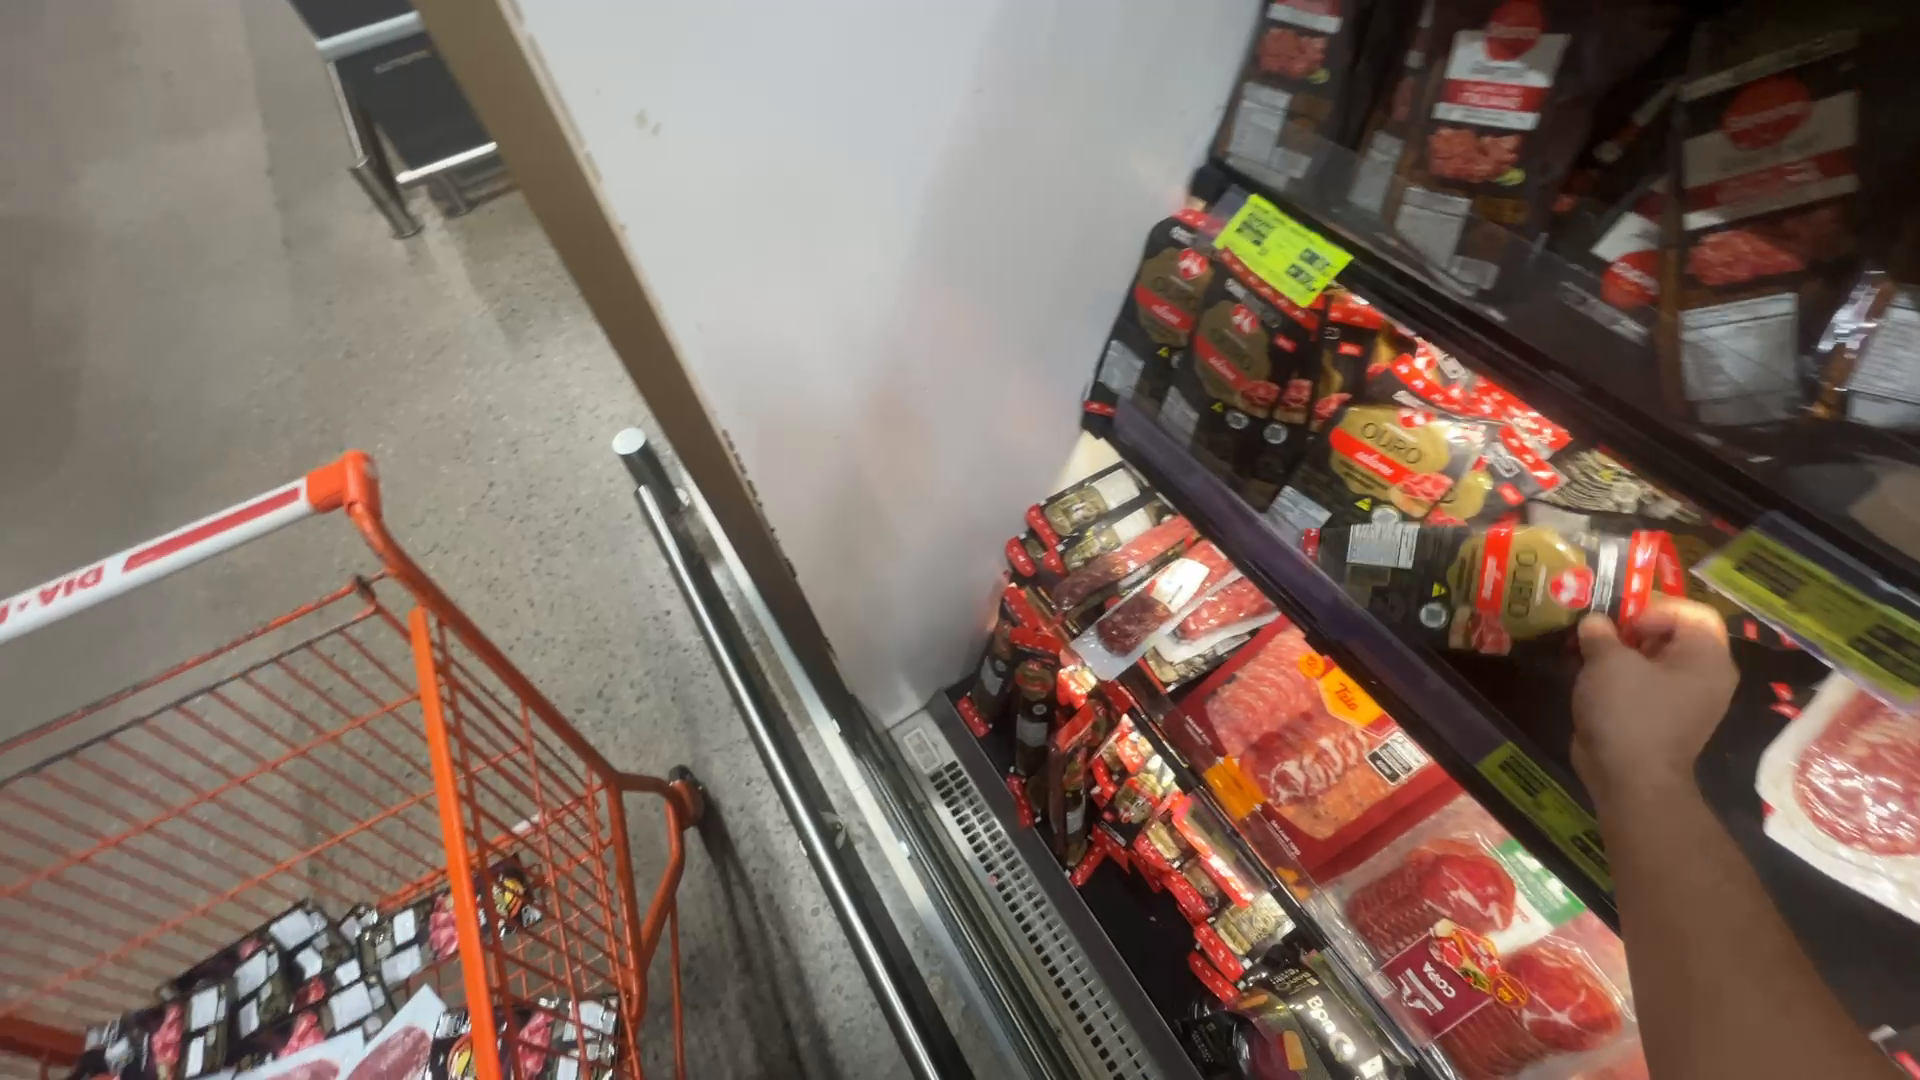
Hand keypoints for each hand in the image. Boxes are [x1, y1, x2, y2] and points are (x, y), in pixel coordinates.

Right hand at [1570, 596, 1737, 807]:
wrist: (1630, 774)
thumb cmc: (1628, 711)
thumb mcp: (1608, 662)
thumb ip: (1600, 633)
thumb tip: (1594, 622)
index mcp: (1706, 659)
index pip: (1692, 611)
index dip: (1653, 606)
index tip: (1619, 621)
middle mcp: (1705, 675)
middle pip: (1673, 632)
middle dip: (1630, 626)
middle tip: (1595, 632)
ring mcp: (1684, 696)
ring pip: (1654, 656)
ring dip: (1620, 649)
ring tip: (1586, 652)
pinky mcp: (1662, 712)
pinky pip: (1645, 679)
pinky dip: (1619, 671)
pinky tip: (1591, 676)